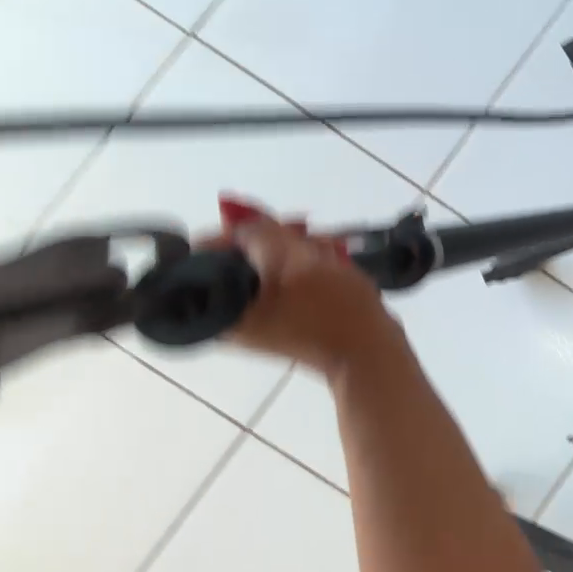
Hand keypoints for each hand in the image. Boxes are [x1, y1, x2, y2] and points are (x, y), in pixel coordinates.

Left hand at [216, 197, 403, 376]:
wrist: (369, 350)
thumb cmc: (331, 310)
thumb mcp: (298, 264)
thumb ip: (263, 237)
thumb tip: (243, 221)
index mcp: (217, 307)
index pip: (202, 255)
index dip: (235, 231)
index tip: (273, 222)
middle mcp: (228, 314)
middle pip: (237, 260)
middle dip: (276, 241)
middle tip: (309, 231)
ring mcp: (257, 318)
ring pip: (266, 268)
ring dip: (298, 250)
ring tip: (331, 249)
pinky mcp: (284, 318)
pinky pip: (285, 283)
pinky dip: (306, 267)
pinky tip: (333, 262)